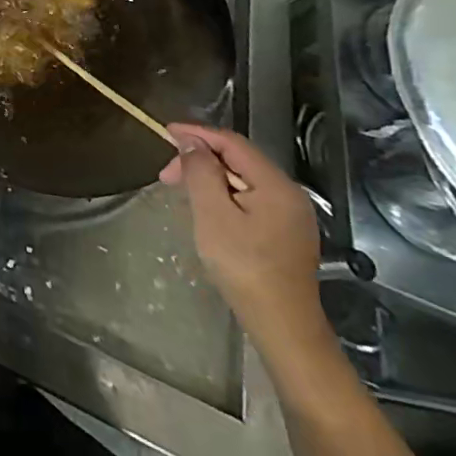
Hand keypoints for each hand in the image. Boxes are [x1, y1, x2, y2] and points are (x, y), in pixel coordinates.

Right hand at [159, 123, 321, 342]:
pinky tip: (207, 208)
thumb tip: (191, 143)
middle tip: (167, 175)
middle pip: (239, 159)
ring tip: (182, 190)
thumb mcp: (212, 214)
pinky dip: (223, 193)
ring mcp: (291, 214)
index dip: (197, 133)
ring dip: (209, 177)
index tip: (165, 132)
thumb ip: (201, 172)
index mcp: (275, 185)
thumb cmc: (244, 265)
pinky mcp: (286, 232)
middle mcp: (289, 193)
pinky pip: (250, 197)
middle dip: (200, 158)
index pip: (232, 143)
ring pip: (243, 179)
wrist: (282, 323)